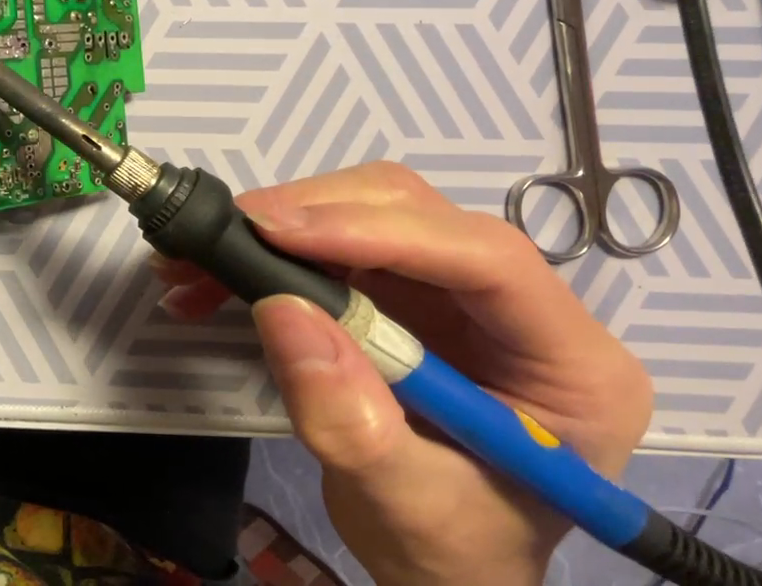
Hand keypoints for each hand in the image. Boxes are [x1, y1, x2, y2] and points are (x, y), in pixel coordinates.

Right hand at [154, 162, 651, 585]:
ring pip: (362, 211)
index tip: (273, 232)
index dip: (378, 232)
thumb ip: (352, 420)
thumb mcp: (404, 503)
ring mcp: (450, 291)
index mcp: (566, 361)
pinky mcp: (396, 289)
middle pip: (415, 213)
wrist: (436, 562)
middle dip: (311, 216)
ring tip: (194, 264)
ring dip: (274, 229)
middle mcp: (514, 306)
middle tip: (224, 237)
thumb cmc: (446, 548)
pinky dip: (261, 253)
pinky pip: (324, 242)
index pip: (484, 258)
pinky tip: (208, 282)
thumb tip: (280, 309)